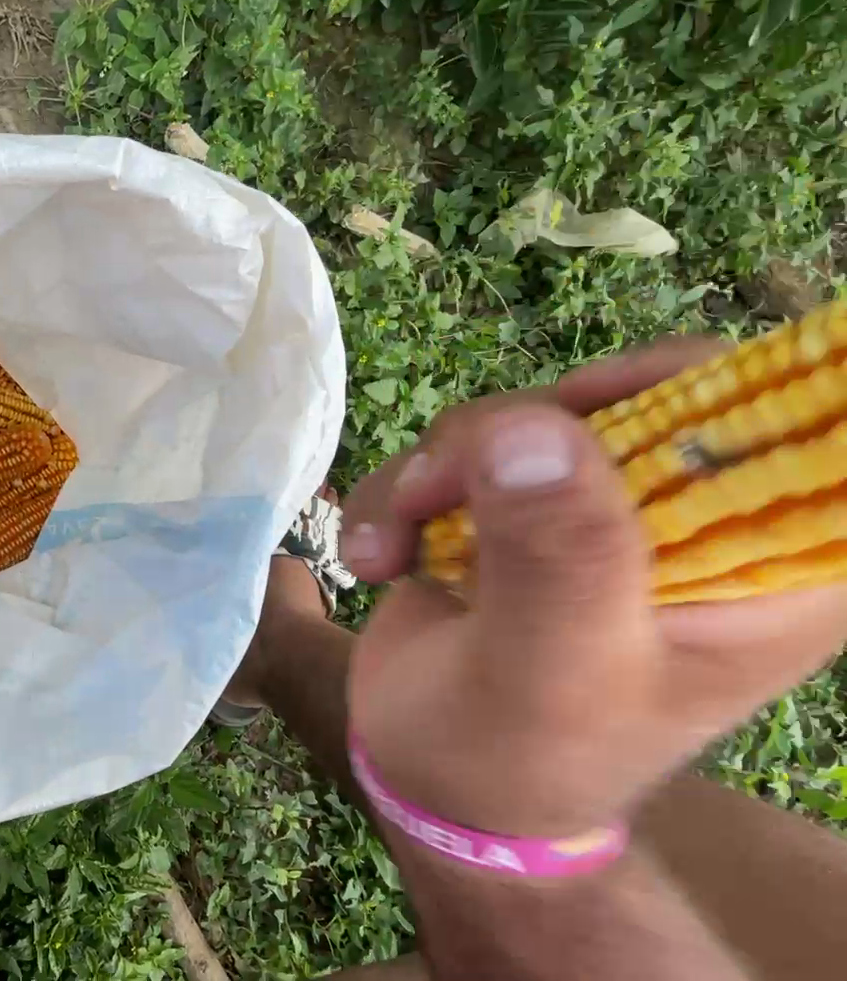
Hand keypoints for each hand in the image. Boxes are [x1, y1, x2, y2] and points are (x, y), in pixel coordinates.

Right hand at [340, 340, 846, 836]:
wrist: (427, 776)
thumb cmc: (511, 755)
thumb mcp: (545, 673)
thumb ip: (558, 560)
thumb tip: (529, 429)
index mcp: (767, 567)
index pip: (794, 426)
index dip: (691, 391)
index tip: (581, 405)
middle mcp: (682, 525)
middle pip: (613, 404)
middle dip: (495, 442)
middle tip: (428, 499)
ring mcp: (582, 515)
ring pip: (506, 426)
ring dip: (421, 477)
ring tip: (385, 554)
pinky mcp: (503, 515)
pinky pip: (444, 460)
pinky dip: (391, 498)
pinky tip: (375, 558)